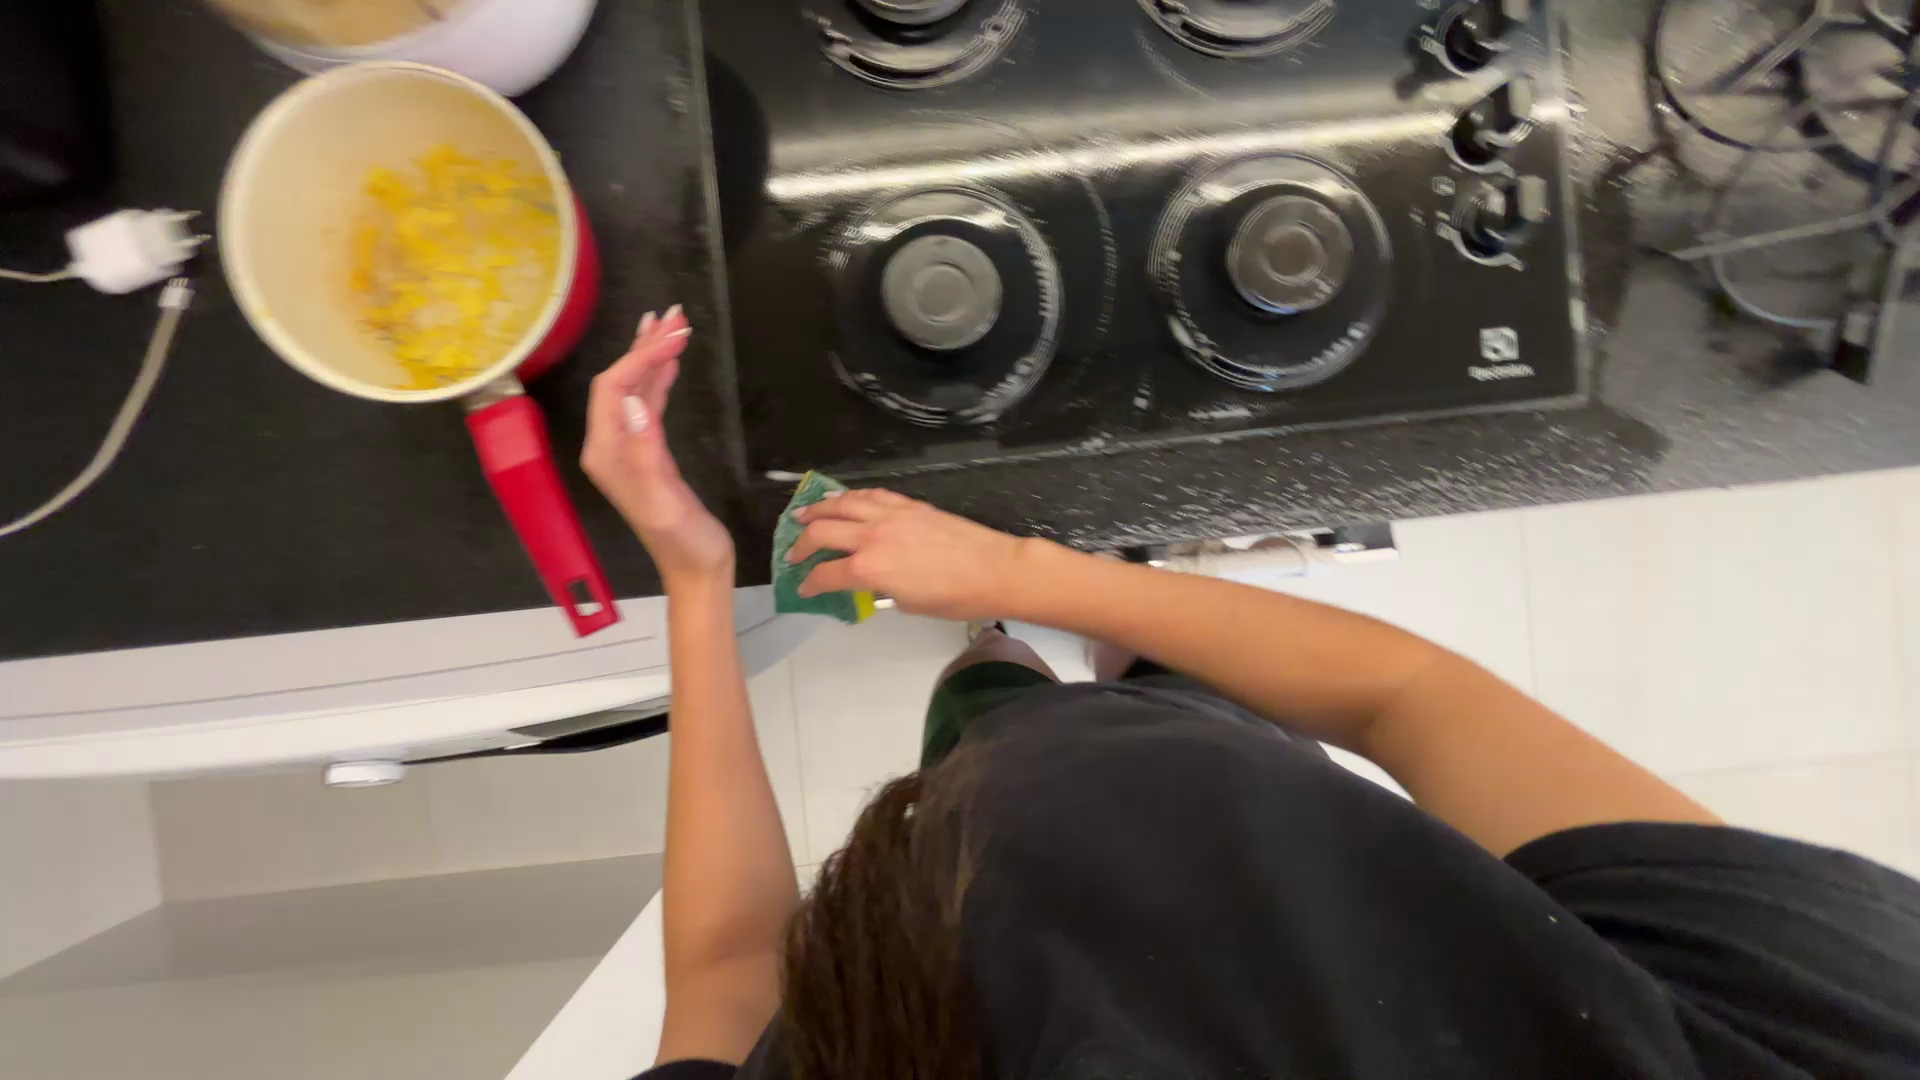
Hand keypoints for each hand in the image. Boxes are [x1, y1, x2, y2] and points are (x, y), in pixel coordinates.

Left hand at [583, 305, 734, 585]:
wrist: (696, 569)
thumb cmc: (685, 541)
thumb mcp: (666, 501)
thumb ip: (646, 452)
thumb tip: (638, 400)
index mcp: (608, 454)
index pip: (616, 388)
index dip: (642, 356)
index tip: (676, 334)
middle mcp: (610, 446)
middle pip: (621, 382)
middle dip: (645, 345)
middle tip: (676, 314)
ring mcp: (627, 449)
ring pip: (634, 389)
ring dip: (652, 356)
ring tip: (674, 325)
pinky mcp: (648, 454)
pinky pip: (648, 405)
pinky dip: (658, 379)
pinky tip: (670, 362)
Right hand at [787, 490, 1034, 620]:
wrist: (992, 570)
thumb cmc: (954, 597)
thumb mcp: (908, 604)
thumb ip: (881, 591)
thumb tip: (870, 585)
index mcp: (869, 570)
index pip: (826, 575)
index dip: (809, 584)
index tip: (804, 589)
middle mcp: (872, 537)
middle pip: (822, 532)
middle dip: (801, 544)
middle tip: (794, 553)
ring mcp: (890, 516)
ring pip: (842, 504)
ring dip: (817, 509)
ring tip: (802, 514)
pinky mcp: (909, 505)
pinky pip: (871, 495)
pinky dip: (851, 496)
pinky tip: (843, 499)